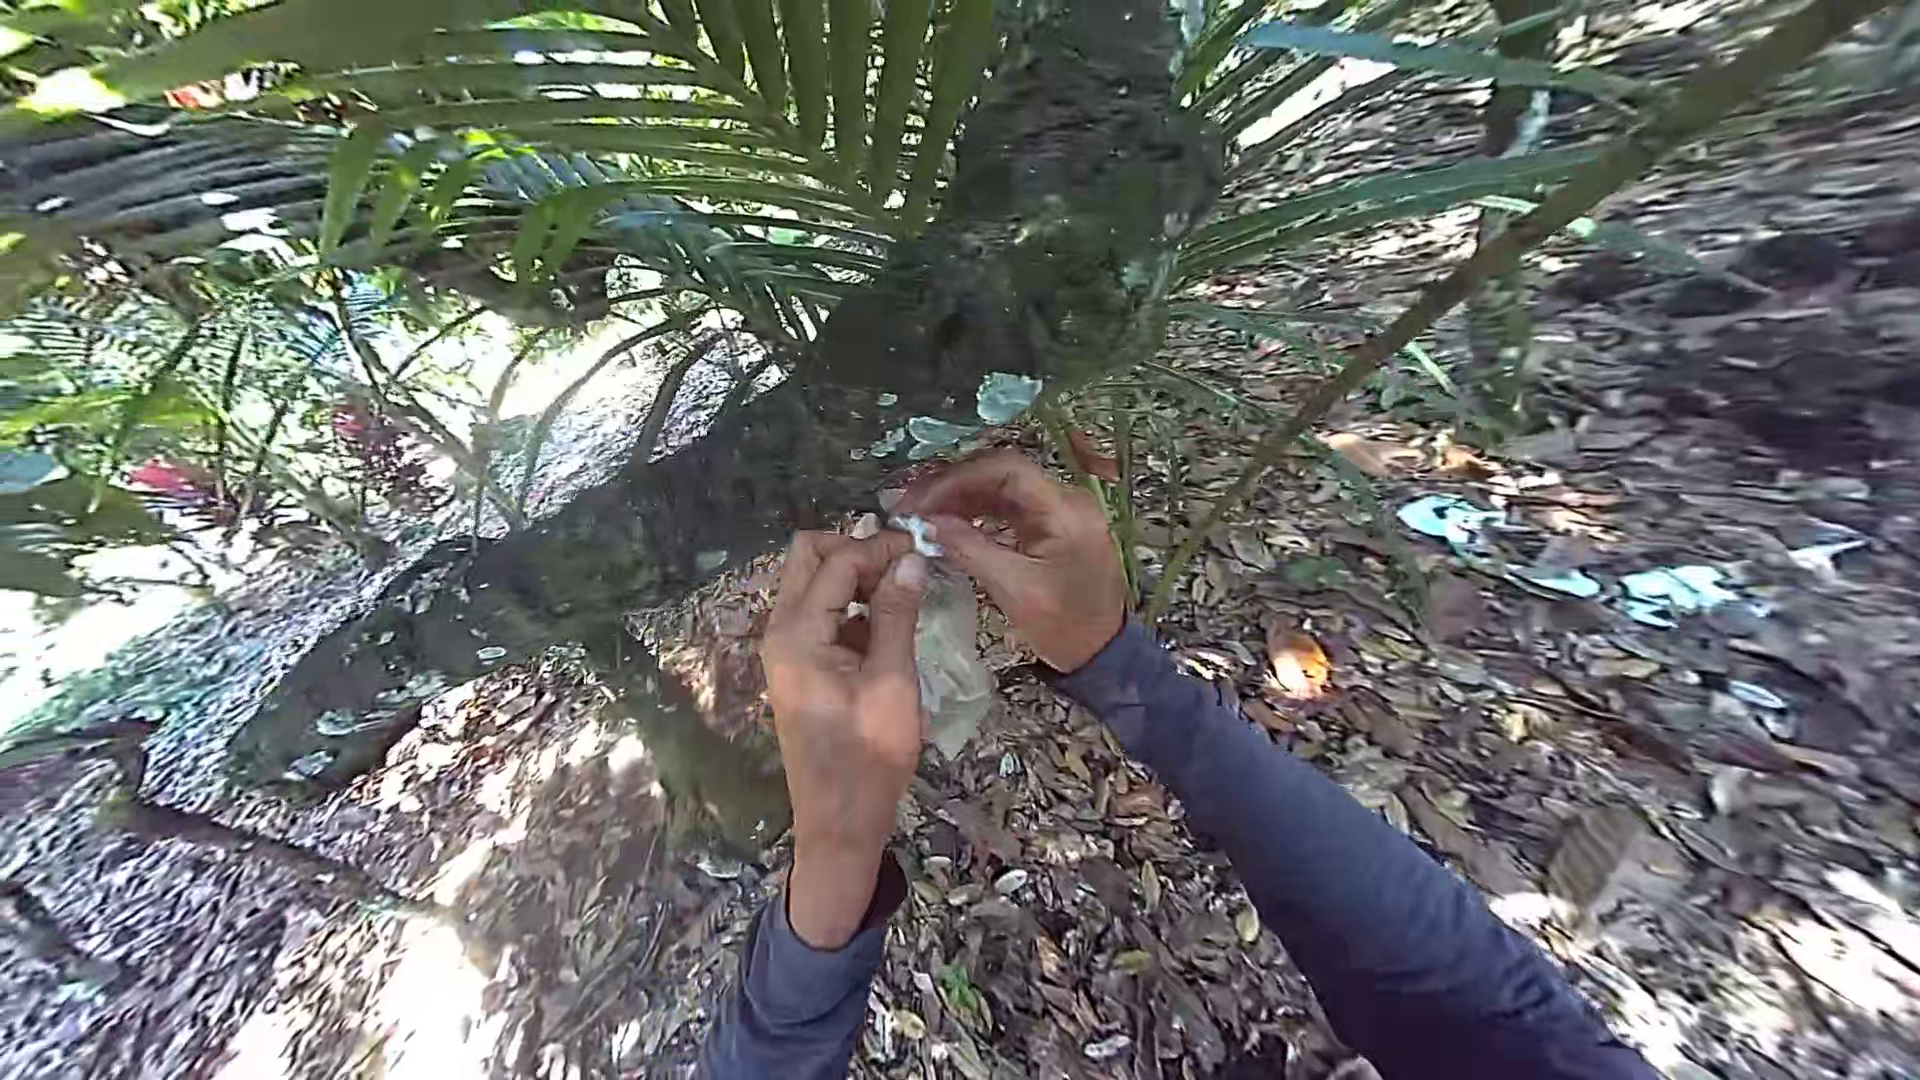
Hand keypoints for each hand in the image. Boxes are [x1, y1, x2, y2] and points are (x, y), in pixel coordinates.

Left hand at [762, 530, 927, 947]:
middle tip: (904, 566)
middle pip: (810, 557)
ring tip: (904, 589)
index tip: (922, 551)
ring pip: (815, 581)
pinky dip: (854, 602)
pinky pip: (823, 611)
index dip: (881, 548)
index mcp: (798, 632)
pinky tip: (889, 619)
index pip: (838, 561)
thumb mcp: (892, 681)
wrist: (840, 822)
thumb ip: (898, 613)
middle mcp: (781, 630)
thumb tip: (912, 559)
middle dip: (858, 549)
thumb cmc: (869, 757)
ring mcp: (787, 646)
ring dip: (857, 575)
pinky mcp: (800, 661)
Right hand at [897, 449, 1125, 672]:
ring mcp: (1060, 512)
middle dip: (954, 486)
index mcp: (1066, 511)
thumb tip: (927, 522)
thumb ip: (969, 549)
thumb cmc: (1065, 627)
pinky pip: (1009, 508)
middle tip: (913, 504)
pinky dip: (978, 513)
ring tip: (924, 514)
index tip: (923, 498)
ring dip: (962, 498)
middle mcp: (1067, 500)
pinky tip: (950, 523)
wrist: (1102, 653)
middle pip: (1002, 474)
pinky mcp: (1051, 526)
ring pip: (1002, 489)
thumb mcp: (1014, 590)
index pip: (1007, 471)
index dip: (958, 479)